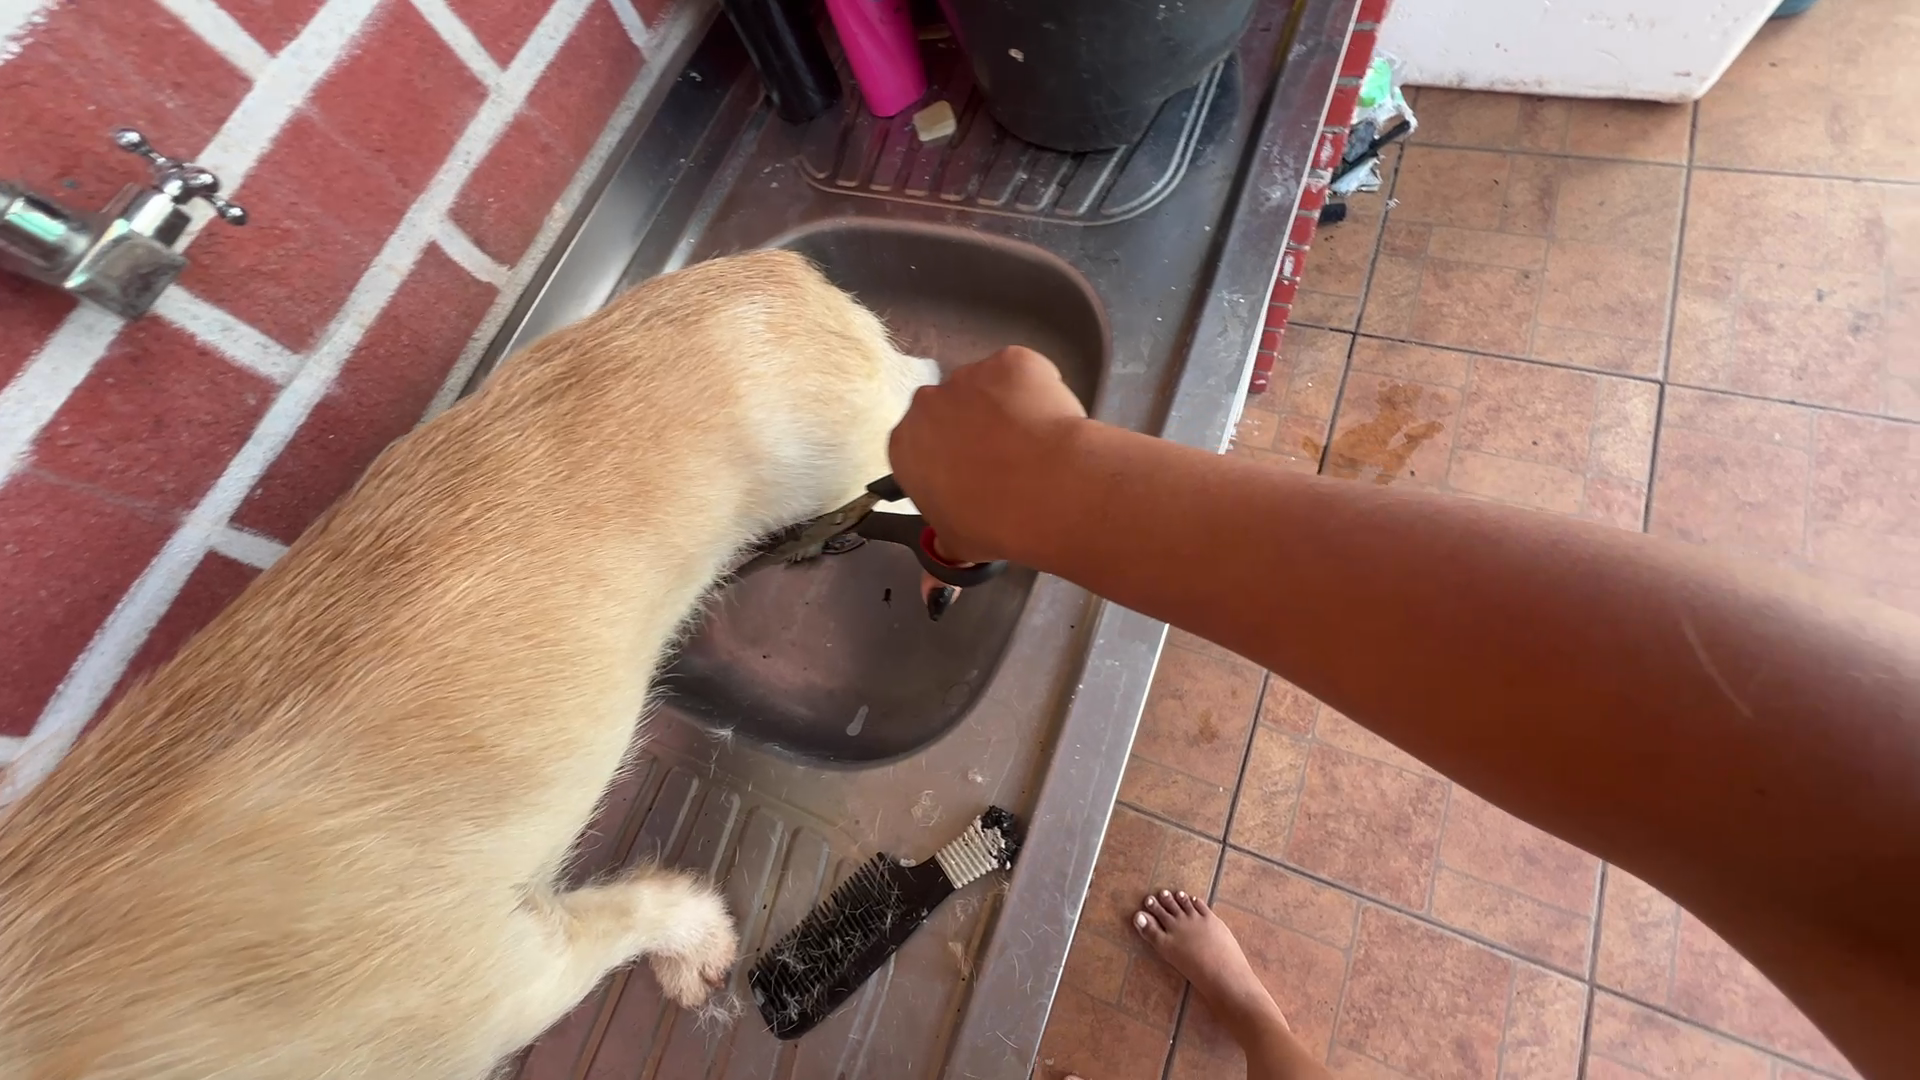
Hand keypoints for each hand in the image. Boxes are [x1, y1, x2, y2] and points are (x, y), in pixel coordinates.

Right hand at [888, 346, 1088, 563]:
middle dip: (973, 433)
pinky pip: (1022, 373)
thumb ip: (943, 557)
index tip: (973, 482)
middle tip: (1007, 466)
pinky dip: (1036, 390)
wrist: (1048, 490)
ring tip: (1035, 448)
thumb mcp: (959, 547)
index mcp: (905, 446)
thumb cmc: (993, 522)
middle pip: (949, 413)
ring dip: (1005, 410)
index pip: (920, 449)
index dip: (948, 464)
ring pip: (986, 390)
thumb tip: (932, 591)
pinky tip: (1050, 424)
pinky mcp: (1012, 359)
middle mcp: (927, 403)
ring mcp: (970, 376)